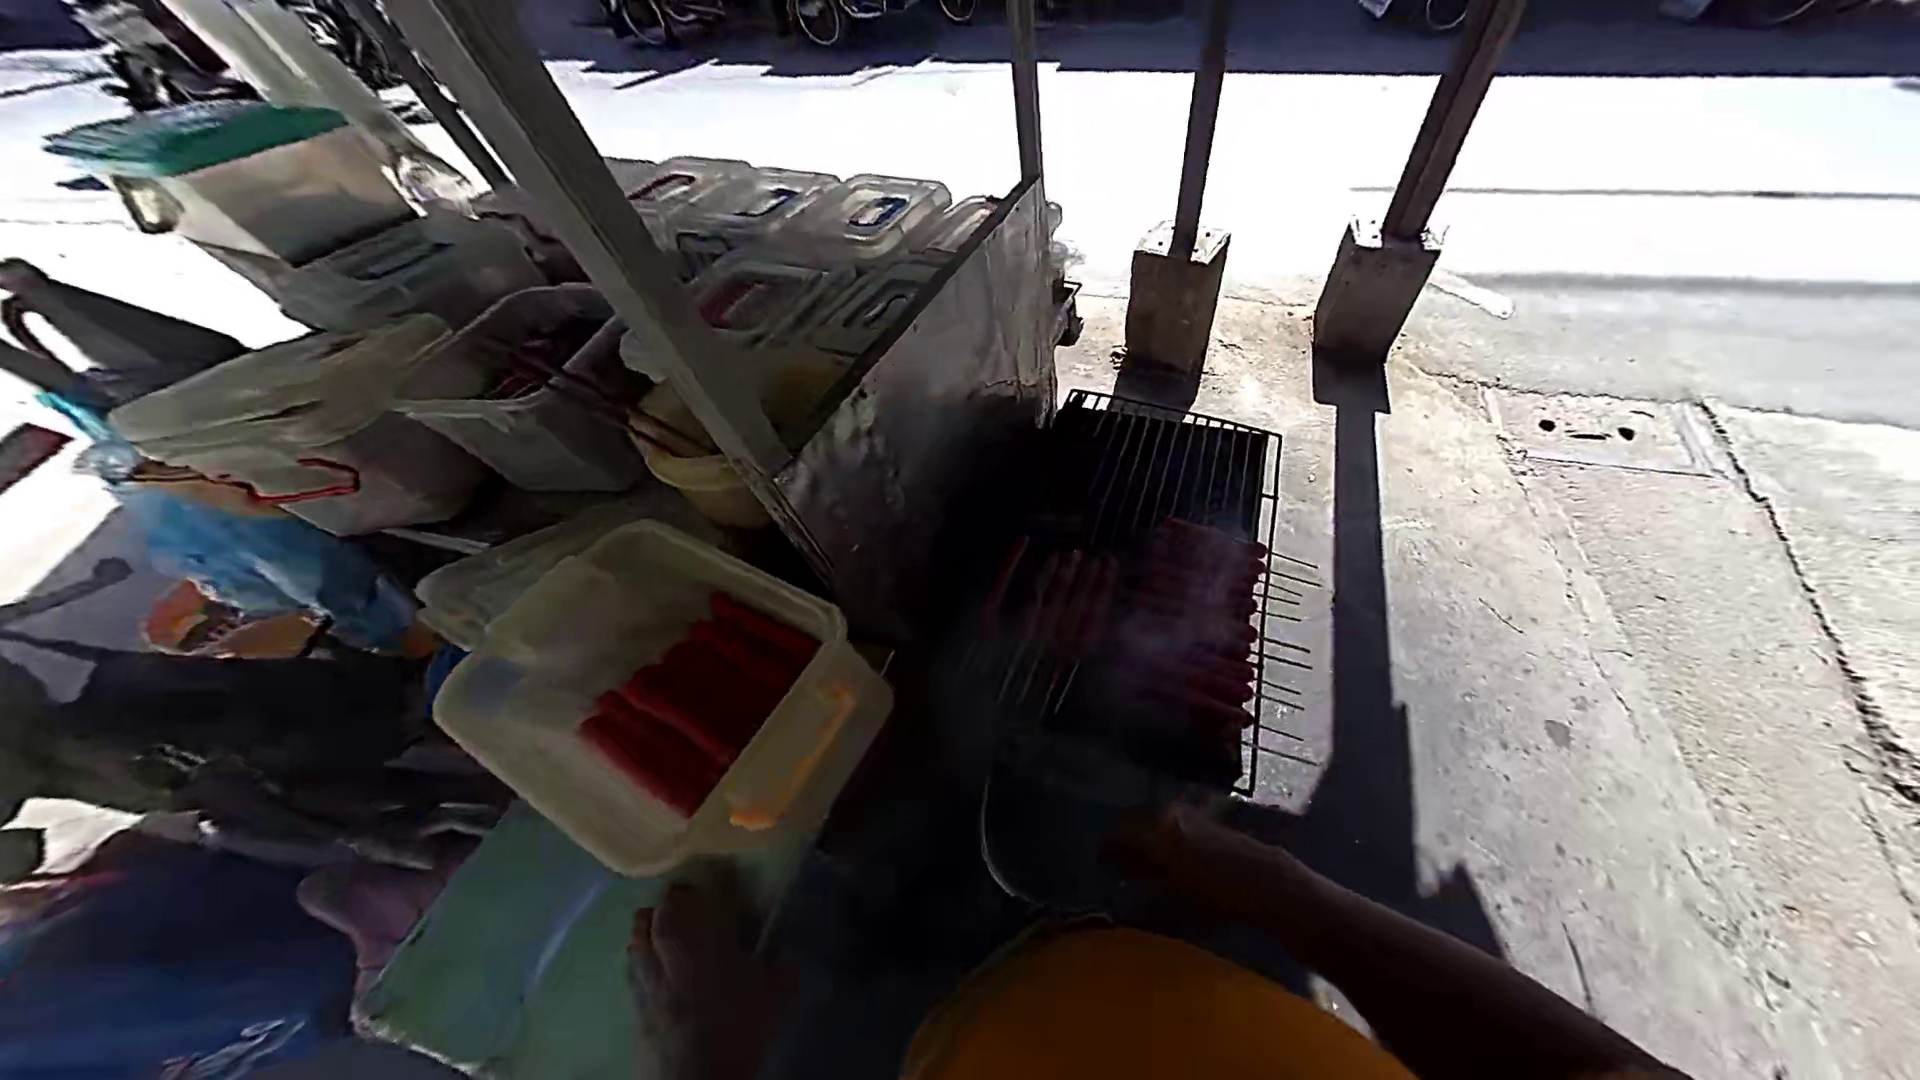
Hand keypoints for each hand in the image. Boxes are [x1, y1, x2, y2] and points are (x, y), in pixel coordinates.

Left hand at [628, 861, 796, 1079]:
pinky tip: (633, 952)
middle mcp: (684, 962)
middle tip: (679, 888)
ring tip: (648, 911)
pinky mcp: (639, 1012)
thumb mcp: (776, 1003)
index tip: (724, 866)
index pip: (720, 906)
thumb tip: (782, 955)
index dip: (722, 883)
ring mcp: (657, 987)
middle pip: (670, 920)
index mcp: (719, 954)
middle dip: (673, 900)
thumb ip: (781, 972)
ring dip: (645, 924)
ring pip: (644, 945)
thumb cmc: (741, 1040)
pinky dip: (633, 957)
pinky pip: (632, 975)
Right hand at [1111, 802, 1316, 921]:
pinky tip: (1169, 850)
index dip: (1107, 847)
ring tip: (1143, 856)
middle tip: (1118, 858)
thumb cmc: (1218, 895)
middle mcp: (1168, 815)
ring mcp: (1188, 813)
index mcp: (1155, 833)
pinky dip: (1164, 832)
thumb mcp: (1175, 897)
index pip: (1120, 835)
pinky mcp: (1206, 817)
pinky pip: (1173, 820)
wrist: (1268, 882)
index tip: (1098, 857)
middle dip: (1125, 839)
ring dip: (1145, 835)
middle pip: (1136, 823)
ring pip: (1155, 820)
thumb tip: (1120, 877)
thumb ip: (1143, 885)